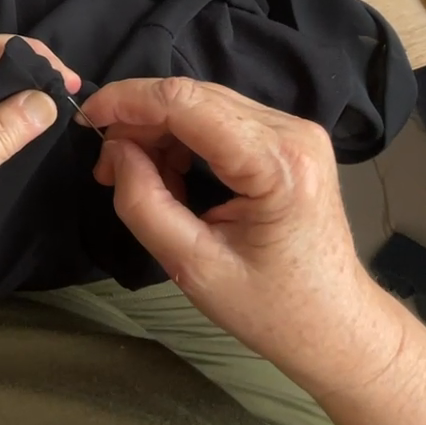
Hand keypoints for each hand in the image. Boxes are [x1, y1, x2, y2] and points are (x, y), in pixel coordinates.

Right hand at [82, 78, 406, 398]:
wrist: (341, 329)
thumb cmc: (271, 309)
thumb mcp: (192, 267)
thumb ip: (142, 202)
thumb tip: (115, 150)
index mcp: (276, 162)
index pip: (184, 101)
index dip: (125, 101)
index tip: (84, 121)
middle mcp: (290, 130)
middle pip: (188, 95)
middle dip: (135, 121)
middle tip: (106, 166)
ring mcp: (292, 128)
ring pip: (196, 101)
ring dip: (154, 130)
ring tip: (133, 175)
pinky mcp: (286, 135)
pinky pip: (213, 115)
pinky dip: (178, 136)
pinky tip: (168, 172)